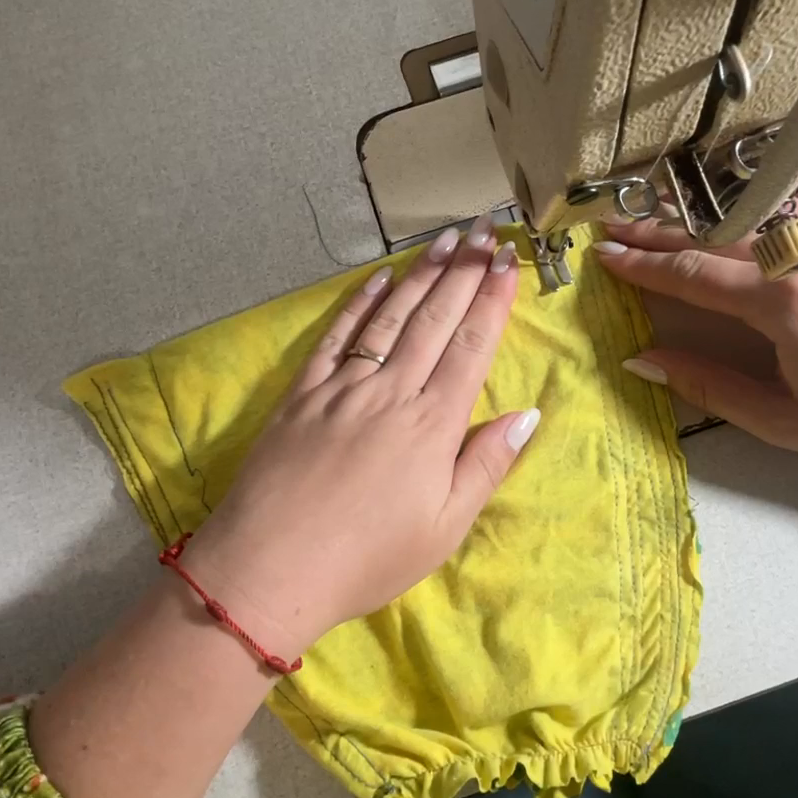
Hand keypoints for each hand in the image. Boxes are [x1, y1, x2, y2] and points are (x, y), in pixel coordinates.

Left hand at [183, 216, 539, 655]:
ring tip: (444, 241)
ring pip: (390, 317)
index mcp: (433, 424)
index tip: (508, 261)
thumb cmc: (368, 557)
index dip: (492, 300)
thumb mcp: (445, 527)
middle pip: (435, 319)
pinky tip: (378, 279)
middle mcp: (392, 391)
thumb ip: (486, 465)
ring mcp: (343, 386)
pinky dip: (358, 303)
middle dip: (463, 272)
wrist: (269, 566)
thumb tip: (528, 414)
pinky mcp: (303, 393)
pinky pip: (337, 337)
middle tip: (482, 231)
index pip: (472, 346)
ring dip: (420, 275)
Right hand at [597, 171, 797, 477]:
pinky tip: (767, 206)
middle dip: (660, 232)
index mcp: (788, 306)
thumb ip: (706, 385)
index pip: (694, 275)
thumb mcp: (780, 421)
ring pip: (763, 205)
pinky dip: (786, 190)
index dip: (643, 265)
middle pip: (717, 234)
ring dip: (711, 211)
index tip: (605, 256)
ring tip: (673, 216)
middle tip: (617, 228)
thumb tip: (643, 359)